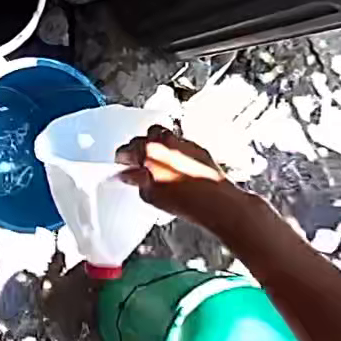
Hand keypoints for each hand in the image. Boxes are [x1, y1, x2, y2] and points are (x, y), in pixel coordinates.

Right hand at [116, 125, 248, 226]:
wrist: (219, 204)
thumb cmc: (187, 200)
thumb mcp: (149, 196)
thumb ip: (136, 181)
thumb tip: (129, 176)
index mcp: (147, 151)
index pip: (124, 150)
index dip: (122, 160)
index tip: (123, 167)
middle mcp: (165, 142)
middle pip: (144, 137)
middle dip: (140, 149)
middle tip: (139, 165)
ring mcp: (183, 143)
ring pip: (163, 136)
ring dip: (158, 147)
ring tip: (158, 165)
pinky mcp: (199, 148)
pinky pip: (180, 144)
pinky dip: (175, 152)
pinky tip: (177, 168)